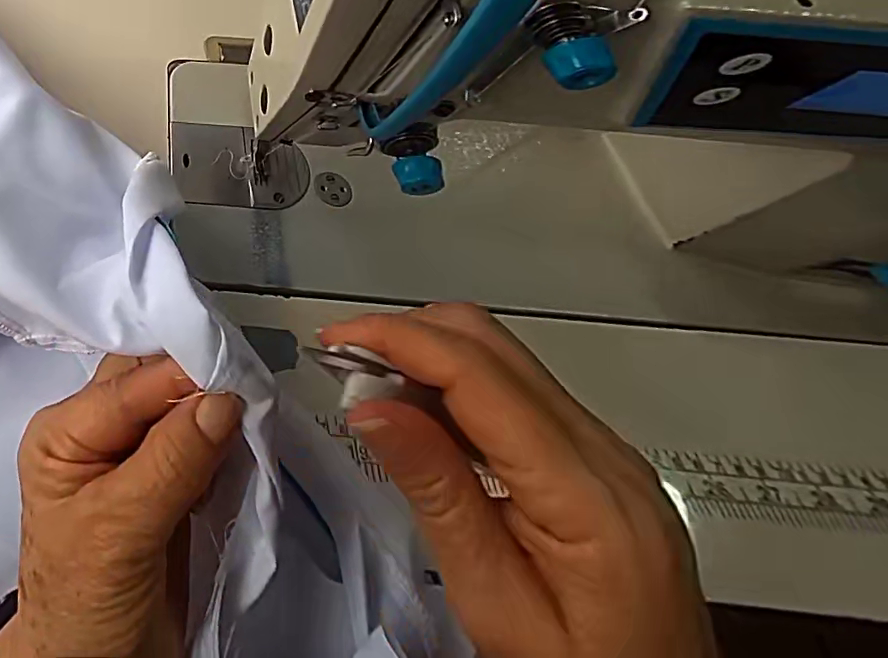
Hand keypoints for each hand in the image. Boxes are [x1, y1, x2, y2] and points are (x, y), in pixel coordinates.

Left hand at [0, 354, 243, 657]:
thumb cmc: (81, 601)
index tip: (229, 365)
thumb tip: (218, 401)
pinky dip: (220, 437)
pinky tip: (242, 432)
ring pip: (171, 408)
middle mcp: (92, 433)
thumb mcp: (119, 529)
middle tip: (243, 371)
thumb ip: (168, 463)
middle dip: (191, 375)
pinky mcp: (162, 483)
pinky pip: (194, 444)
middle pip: (143, 383)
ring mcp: (128, 456)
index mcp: (63, 432)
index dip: (175, 373)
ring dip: (209, 403)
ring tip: (249, 393)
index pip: (123, 387)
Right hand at [320, 304, 714, 657]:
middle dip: (402, 334)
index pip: (478, 373)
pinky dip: (443, 376)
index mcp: (586, 492)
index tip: (331, 341)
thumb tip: (367, 407)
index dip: (396, 338)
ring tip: (367, 387)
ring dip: (419, 351)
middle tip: (343, 365)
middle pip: (488, 342)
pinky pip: (504, 383)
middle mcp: (603, 452)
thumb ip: (436, 494)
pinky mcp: (588, 453)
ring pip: (494, 352)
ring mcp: (601, 448)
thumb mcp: (493, 600)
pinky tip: (411, 410)